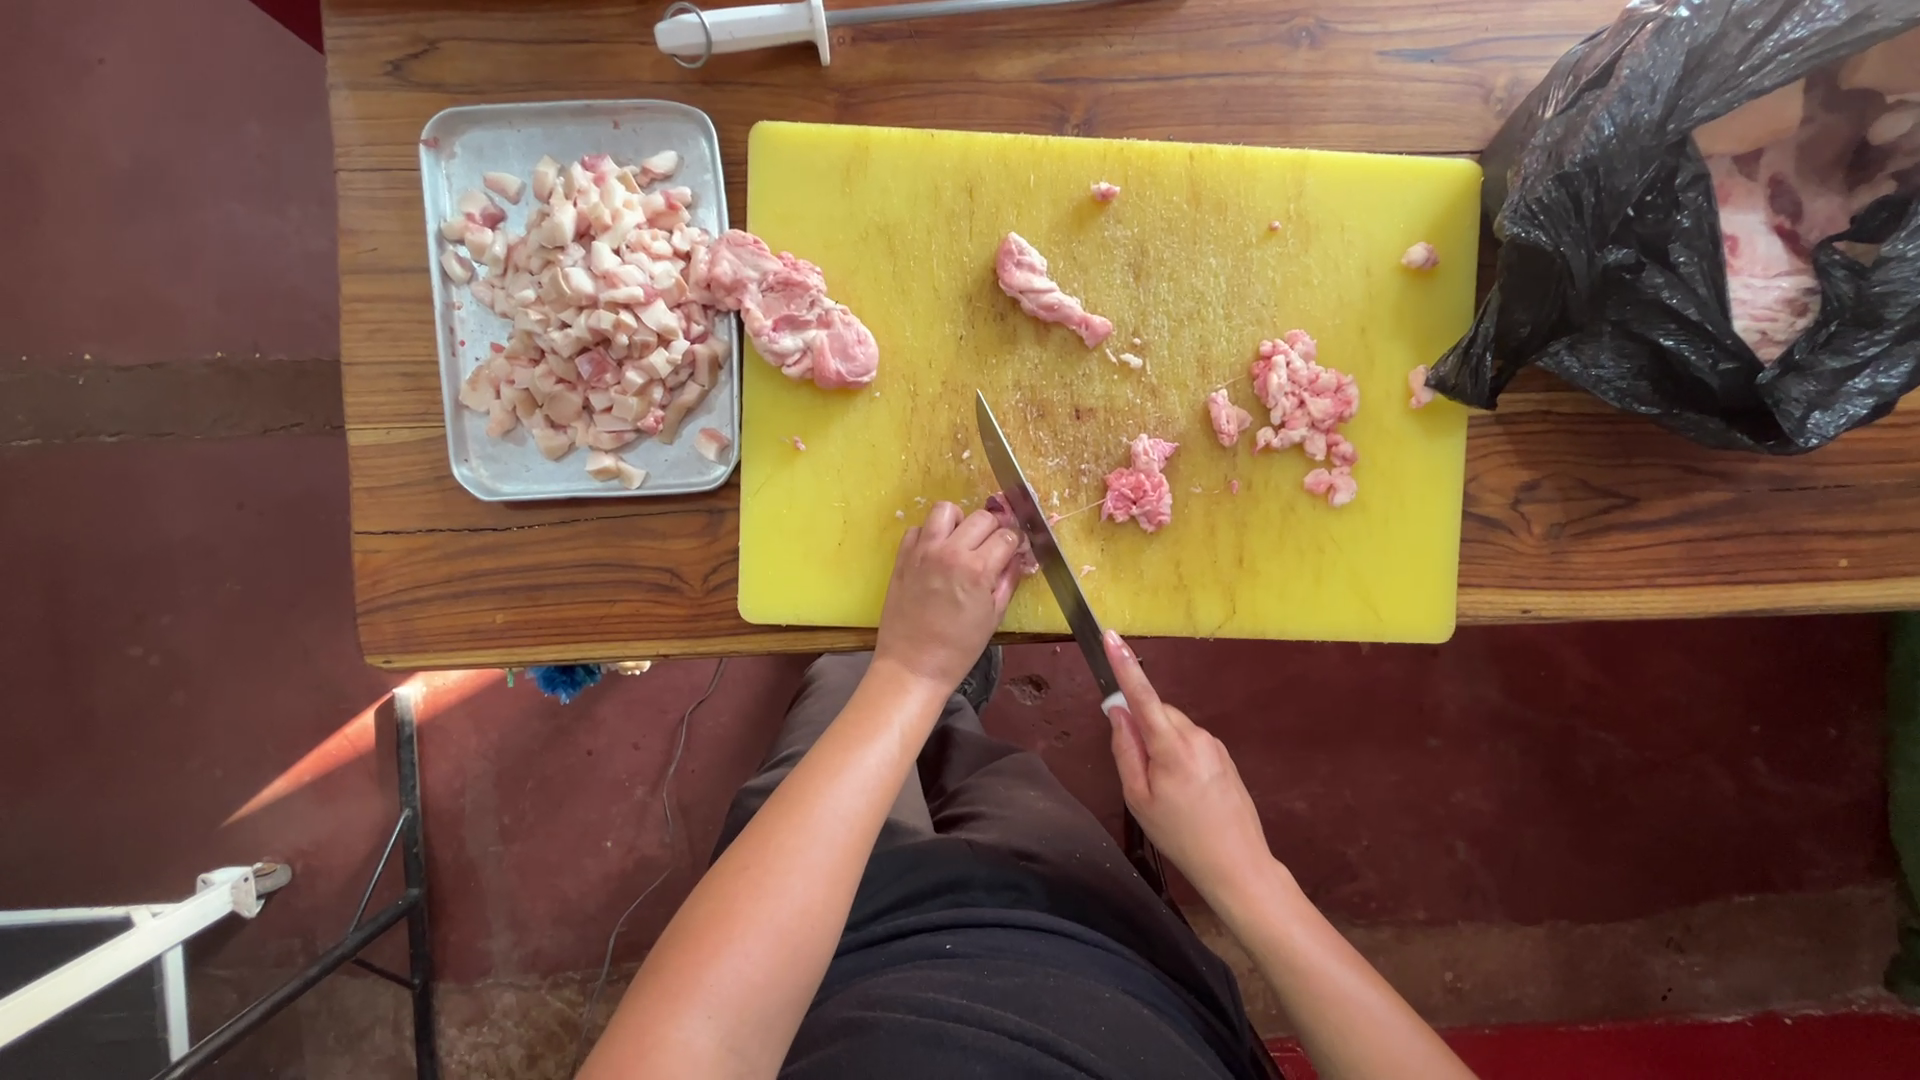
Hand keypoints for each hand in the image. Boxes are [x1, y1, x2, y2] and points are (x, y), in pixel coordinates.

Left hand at [873, 501, 1024, 691]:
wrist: (913, 665)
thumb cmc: (958, 648)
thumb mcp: (993, 616)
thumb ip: (1007, 580)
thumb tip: (1017, 558)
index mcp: (977, 569)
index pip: (1006, 535)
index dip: (1016, 542)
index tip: (1016, 550)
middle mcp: (950, 552)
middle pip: (981, 517)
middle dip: (994, 529)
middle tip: (993, 547)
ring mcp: (923, 551)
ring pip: (945, 510)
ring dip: (960, 521)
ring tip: (962, 541)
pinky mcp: (902, 557)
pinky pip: (917, 529)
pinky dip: (930, 535)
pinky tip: (937, 553)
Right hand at [1102, 630, 1276, 904]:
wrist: (1237, 864)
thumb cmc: (1180, 835)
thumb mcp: (1138, 799)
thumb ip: (1125, 750)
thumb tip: (1118, 711)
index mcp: (1172, 747)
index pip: (1142, 695)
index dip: (1124, 665)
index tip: (1111, 637)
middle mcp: (1197, 736)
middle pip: (1157, 712)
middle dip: (1141, 727)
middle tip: (1139, 772)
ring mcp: (1214, 744)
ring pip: (1173, 727)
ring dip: (1159, 743)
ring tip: (1165, 790)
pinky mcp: (1224, 755)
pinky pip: (1189, 740)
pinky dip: (1176, 752)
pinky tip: (1182, 790)